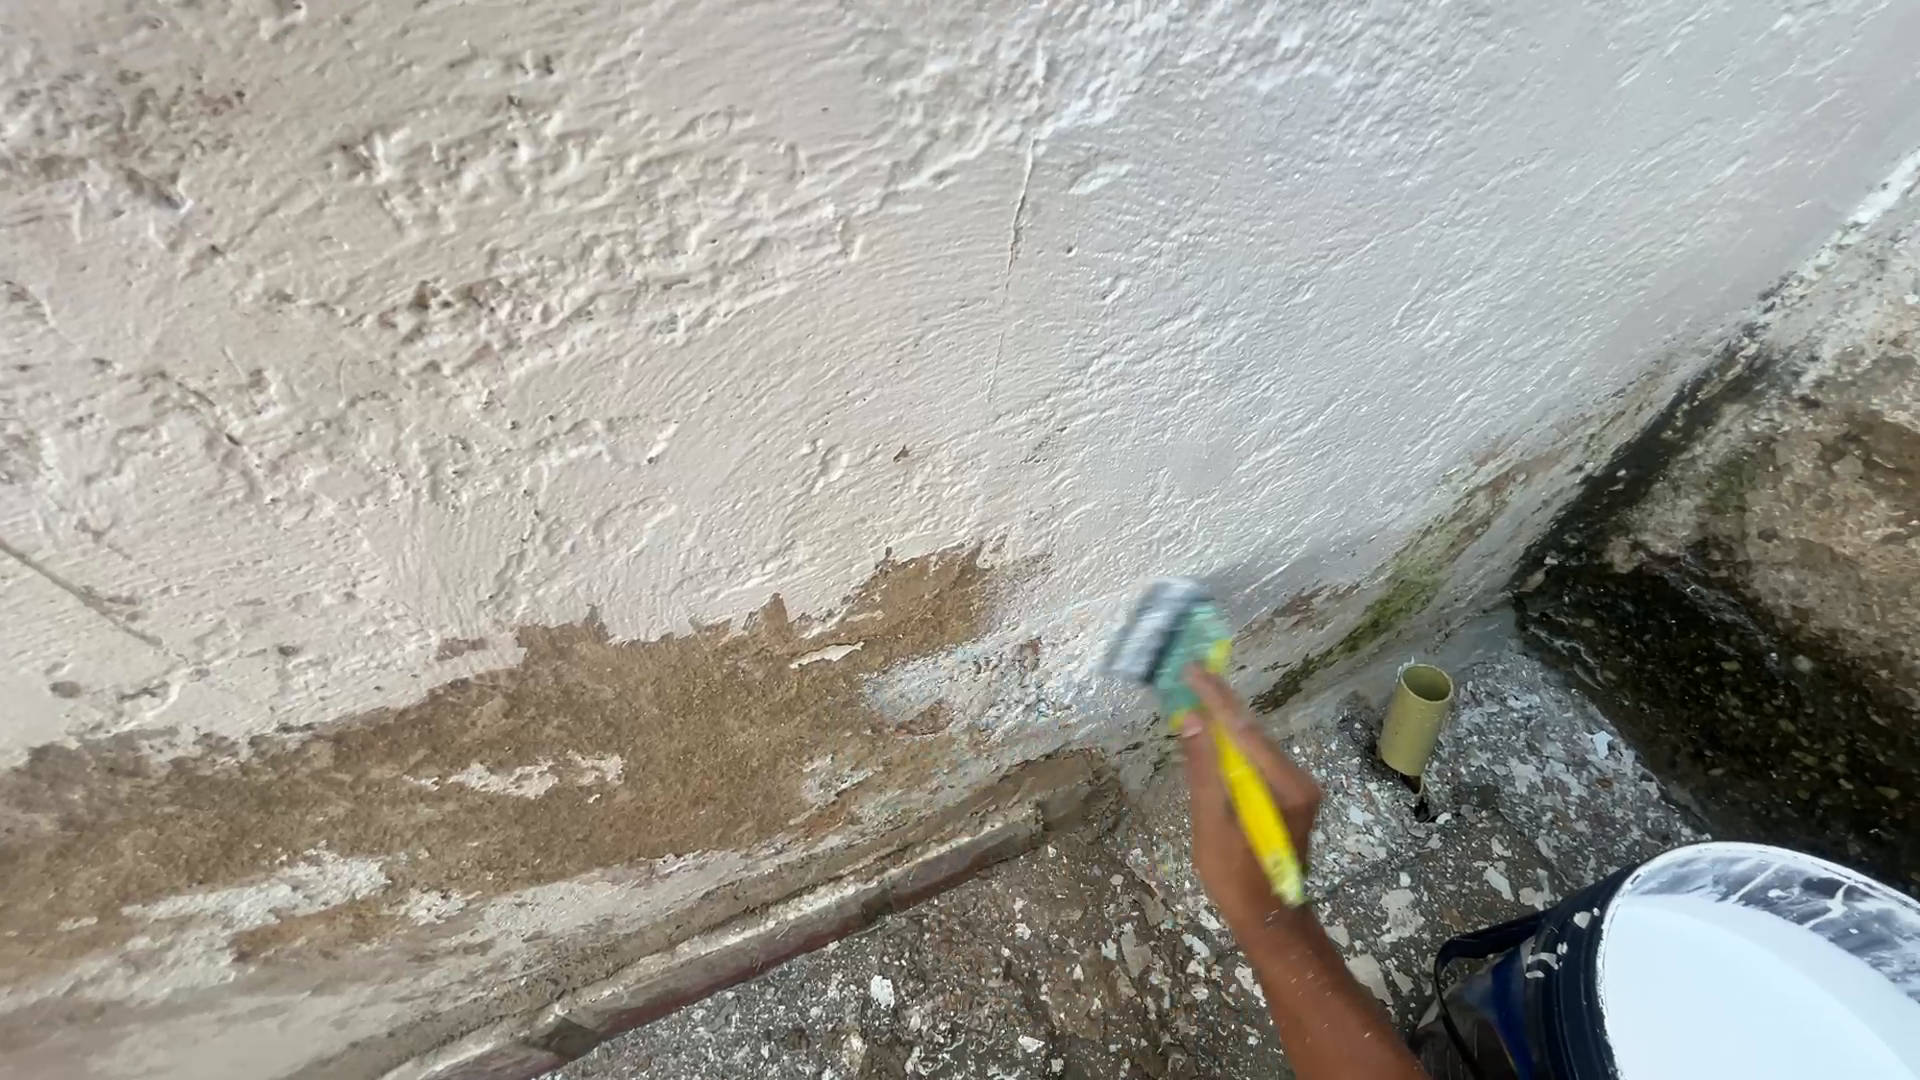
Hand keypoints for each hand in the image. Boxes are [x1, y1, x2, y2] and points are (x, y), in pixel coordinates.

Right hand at [1178, 665, 1323, 939]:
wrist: (1269, 920)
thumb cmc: (1238, 878)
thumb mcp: (1212, 825)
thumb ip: (1203, 771)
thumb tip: (1192, 720)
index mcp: (1287, 785)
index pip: (1244, 729)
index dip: (1215, 697)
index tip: (1192, 670)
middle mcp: (1298, 779)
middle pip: (1251, 729)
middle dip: (1219, 699)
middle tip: (1190, 671)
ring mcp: (1294, 786)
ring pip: (1253, 740)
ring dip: (1223, 716)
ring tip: (1195, 689)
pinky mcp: (1284, 794)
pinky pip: (1253, 756)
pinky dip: (1229, 738)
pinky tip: (1210, 727)